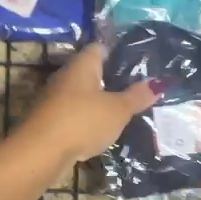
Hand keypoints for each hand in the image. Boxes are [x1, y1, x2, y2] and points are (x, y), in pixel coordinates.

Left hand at [18, 45, 158, 163]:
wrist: (41, 152)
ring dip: (99, 102)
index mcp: (83, 64)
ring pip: (83, 95)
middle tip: (136, 90)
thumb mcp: (118, 110)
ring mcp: (55, 98)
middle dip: (111, 80)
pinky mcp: (50, 120)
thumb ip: (137, 96)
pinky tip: (102, 130)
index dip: (119, 52)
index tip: (138, 63)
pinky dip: (88, 119)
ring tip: (124, 111)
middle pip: (91, 71)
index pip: (101, 47)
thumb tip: (159, 83)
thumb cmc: (83, 121)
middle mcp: (66, 75)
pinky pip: (75, 114)